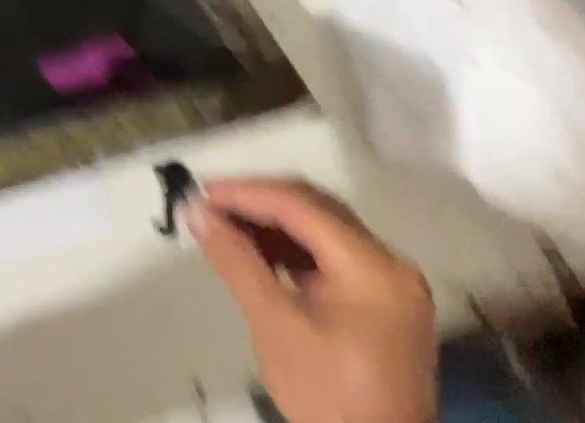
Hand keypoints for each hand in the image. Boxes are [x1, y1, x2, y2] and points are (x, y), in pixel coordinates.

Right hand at [189, 178, 436, 422]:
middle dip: (256, 201)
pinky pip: (327, 251)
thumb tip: (195, 210)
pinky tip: (252, 248)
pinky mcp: (379, 297)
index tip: (199, 193)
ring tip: (221, 224)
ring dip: (268, 220)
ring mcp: (388, 281)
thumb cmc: (325, 392)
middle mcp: (390, 264)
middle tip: (206, 204)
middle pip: (314, 208)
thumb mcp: (273, 323)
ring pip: (319, 226)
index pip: (301, 207)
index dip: (245, 193)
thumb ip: (235, 260)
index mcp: (373, 269)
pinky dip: (287, 244)